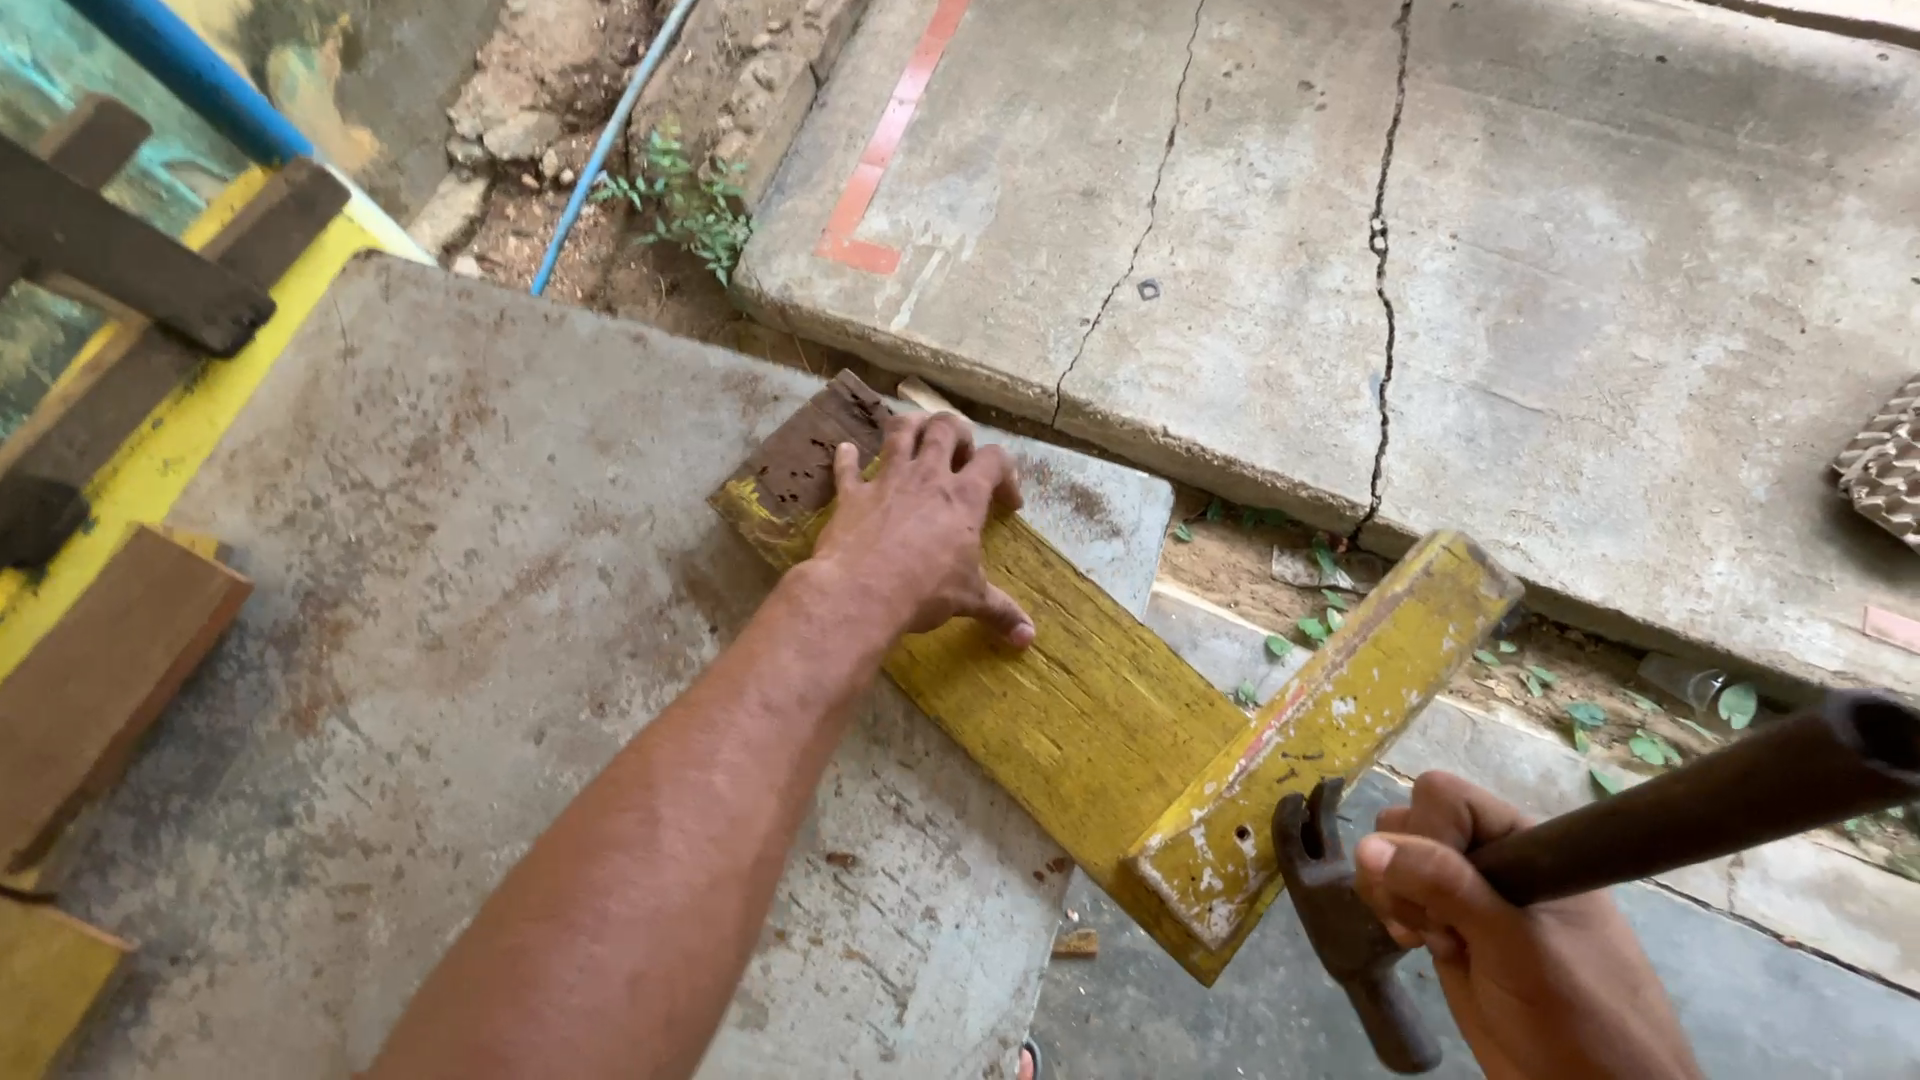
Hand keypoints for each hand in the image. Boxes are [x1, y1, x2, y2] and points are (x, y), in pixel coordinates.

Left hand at [811, 411, 1033, 646]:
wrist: (861, 592)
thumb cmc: (925, 592)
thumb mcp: (970, 600)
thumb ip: (1001, 612)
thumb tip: (1028, 638)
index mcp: (964, 497)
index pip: (996, 460)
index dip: (1007, 473)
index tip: (1007, 501)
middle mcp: (927, 477)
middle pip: (946, 428)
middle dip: (957, 432)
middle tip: (960, 453)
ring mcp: (886, 480)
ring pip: (900, 431)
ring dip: (910, 426)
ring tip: (916, 431)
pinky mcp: (851, 493)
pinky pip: (846, 466)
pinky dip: (846, 457)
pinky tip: (845, 451)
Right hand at [1353, 772, 1700, 1079]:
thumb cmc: (1581, 1023)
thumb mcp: (1517, 948)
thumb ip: (1445, 887)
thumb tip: (1366, 847)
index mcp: (1526, 843)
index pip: (1445, 796)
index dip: (1429, 833)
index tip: (1445, 892)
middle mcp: (1491, 857)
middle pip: (1409, 820)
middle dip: (1405, 870)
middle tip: (1438, 923)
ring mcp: (1463, 892)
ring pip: (1390, 853)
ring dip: (1393, 892)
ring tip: (1426, 937)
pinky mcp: (1441, 922)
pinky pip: (1389, 888)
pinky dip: (1387, 908)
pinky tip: (1412, 941)